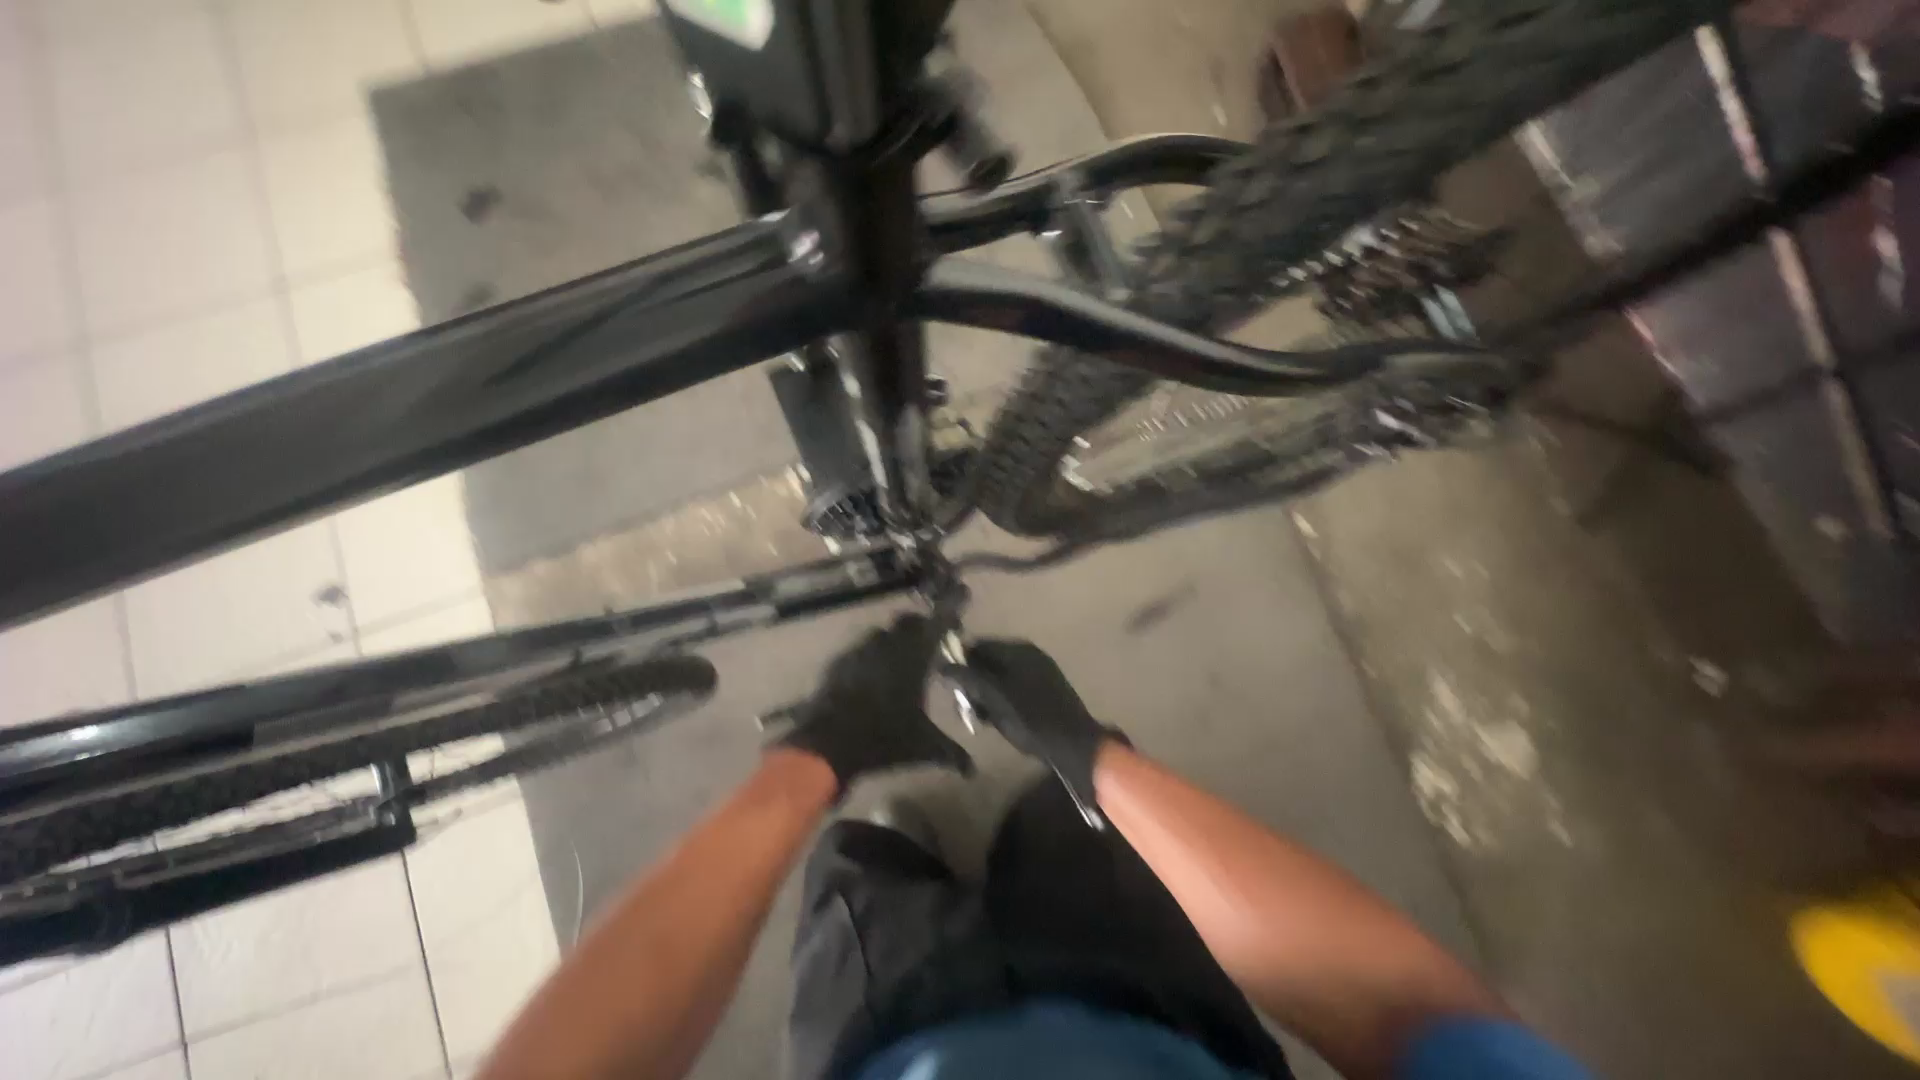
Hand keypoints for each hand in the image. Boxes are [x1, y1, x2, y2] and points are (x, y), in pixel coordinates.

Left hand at [773, 614, 973, 794]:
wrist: (827, 744)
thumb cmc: (883, 739)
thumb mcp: (923, 748)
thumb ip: (949, 753)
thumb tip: (971, 770)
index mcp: (914, 657)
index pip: (938, 623)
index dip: (951, 608)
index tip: (962, 594)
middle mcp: (887, 645)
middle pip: (907, 623)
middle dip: (920, 626)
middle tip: (930, 638)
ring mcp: (859, 651)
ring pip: (880, 634)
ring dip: (893, 640)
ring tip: (899, 658)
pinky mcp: (837, 662)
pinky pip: (858, 651)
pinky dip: (869, 657)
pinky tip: (870, 676)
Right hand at [940, 639, 1125, 810]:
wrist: (1072, 743)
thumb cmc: (1029, 718)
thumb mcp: (993, 697)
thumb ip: (967, 678)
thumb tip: (943, 664)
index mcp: (1018, 650)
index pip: (979, 646)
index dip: (961, 664)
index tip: (952, 688)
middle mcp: (1030, 655)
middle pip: (990, 662)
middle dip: (974, 683)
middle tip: (966, 708)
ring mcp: (1041, 672)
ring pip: (1002, 678)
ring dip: (988, 695)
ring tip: (982, 719)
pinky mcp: (1047, 691)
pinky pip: (1016, 689)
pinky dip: (1004, 701)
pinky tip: (1000, 720)